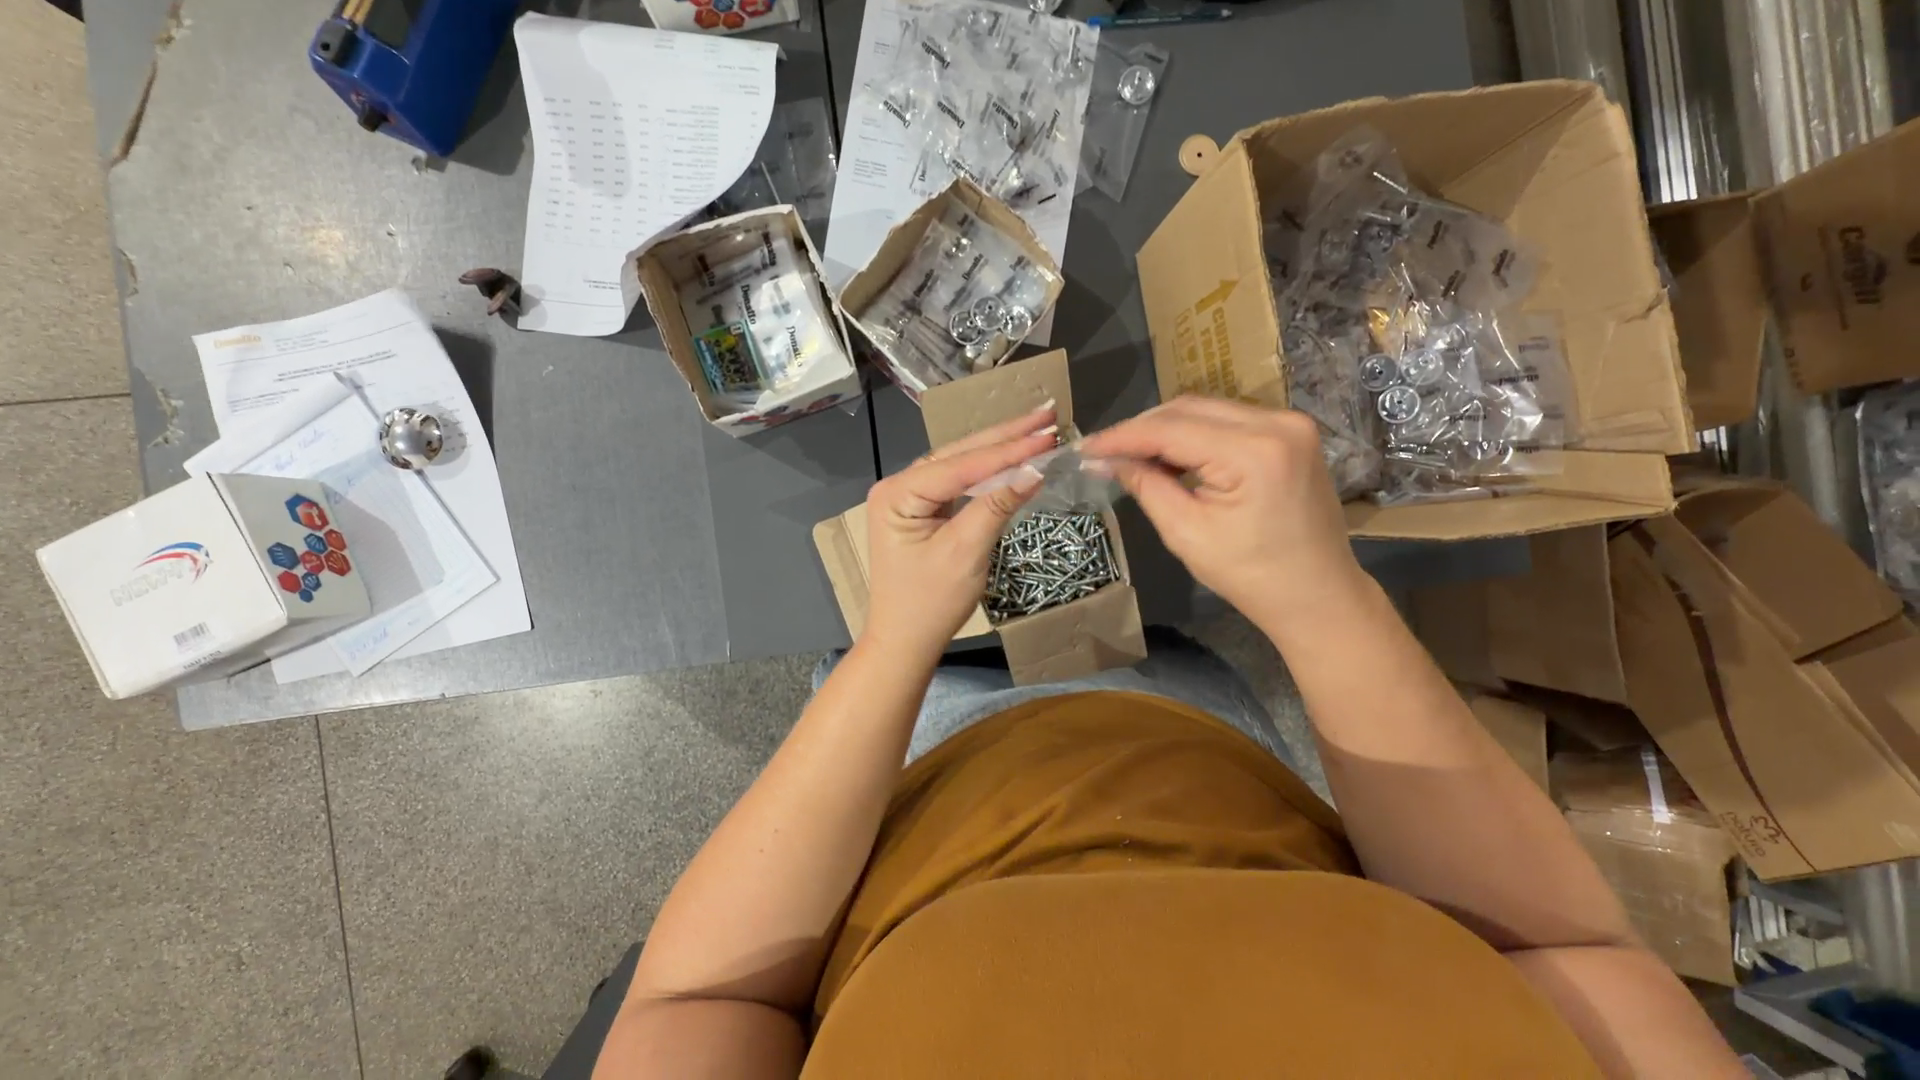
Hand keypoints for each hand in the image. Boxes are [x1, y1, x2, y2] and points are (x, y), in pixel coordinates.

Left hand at [862, 404, 1056, 657]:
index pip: (962, 464)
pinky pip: (960, 483)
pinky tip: (1014, 458)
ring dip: (1000, 449)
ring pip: (962, 464)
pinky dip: (989, 473)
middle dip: (1005, 436)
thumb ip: (997, 506)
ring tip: (1038, 428)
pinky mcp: (923, 510)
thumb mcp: (966, 553)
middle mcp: (899, 486)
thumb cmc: (930, 603)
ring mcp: (909, 497)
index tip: (1047, 433)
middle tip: (1047, 415)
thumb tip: (1035, 470)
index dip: (1008, 449)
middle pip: (960, 454)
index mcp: (898, 493)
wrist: (905, 642)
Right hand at [1081, 397, 1363, 632]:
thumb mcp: (1187, 534)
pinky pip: (1230, 420)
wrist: (1318, 595)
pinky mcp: (1292, 433)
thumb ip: (1146, 486)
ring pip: (1208, 409)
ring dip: (1166, 429)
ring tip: (1132, 456)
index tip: (1085, 449)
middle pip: (1189, 408)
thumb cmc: (1251, 576)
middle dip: (1142, 429)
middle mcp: (1277, 423)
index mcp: (1254, 452)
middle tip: (1103, 453)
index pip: (1171, 429)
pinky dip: (1196, 434)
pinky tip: (1171, 456)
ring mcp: (1290, 424)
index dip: (1122, 437)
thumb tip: (1105, 461)